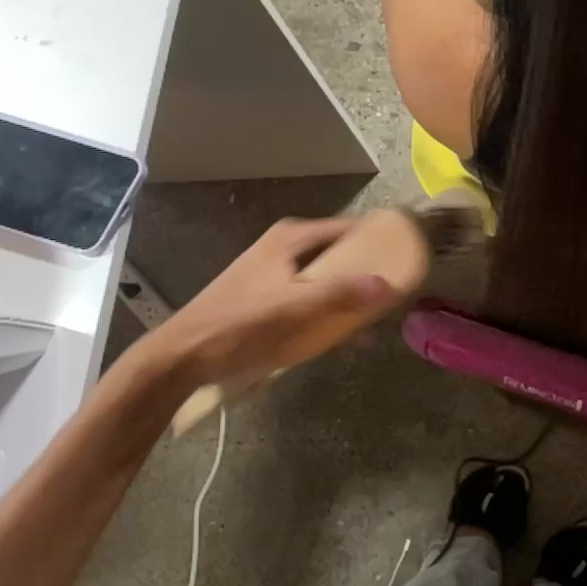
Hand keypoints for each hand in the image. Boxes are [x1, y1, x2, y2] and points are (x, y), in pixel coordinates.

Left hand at [149, 214, 427, 387]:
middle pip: (339, 252)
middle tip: (394, 290)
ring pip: (326, 275)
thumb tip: (388, 284)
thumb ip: (340, 294)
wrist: (180, 358)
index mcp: (292, 237)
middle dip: (367, 270)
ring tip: (374, 316)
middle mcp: (285, 246)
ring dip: (349, 293)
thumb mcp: (293, 308)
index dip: (378, 239)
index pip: (349, 228)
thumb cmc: (237, 325)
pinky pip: (310, 294)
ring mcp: (274, 270)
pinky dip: (328, 308)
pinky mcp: (266, 295)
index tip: (406, 255)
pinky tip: (341, 334)